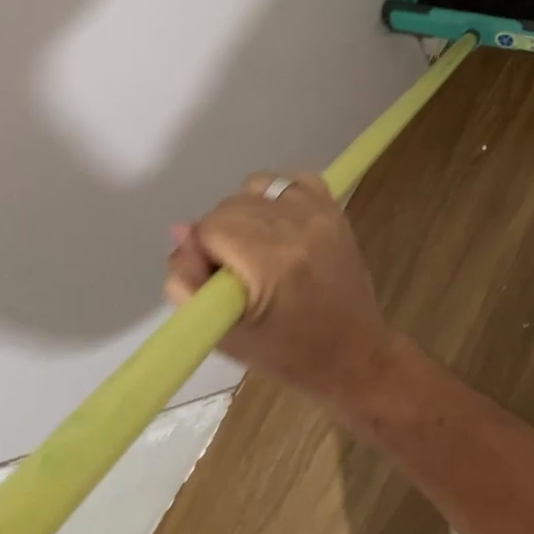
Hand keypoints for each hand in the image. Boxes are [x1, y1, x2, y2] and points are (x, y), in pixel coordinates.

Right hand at [166, 172, 397, 402]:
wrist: (353, 352)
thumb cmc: (286, 354)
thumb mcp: (225, 333)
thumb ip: (190, 282)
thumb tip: (181, 230)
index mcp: (272, 262)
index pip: (211, 227)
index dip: (202, 253)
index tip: (216, 281)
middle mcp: (299, 228)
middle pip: (231, 205)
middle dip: (220, 235)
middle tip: (235, 272)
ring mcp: (321, 215)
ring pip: (257, 187)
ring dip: (246, 213)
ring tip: (256, 249)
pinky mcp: (335, 211)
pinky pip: (292, 180)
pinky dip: (276, 196)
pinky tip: (277, 227)